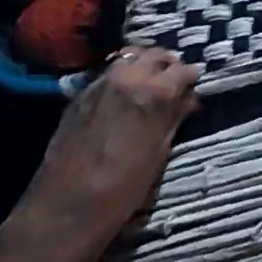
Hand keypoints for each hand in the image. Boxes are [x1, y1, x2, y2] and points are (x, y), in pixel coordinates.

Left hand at [8, 47, 199, 246]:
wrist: (67, 206)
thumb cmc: (123, 187)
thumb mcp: (160, 152)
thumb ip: (176, 117)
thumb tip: (190, 98)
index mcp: (155, 92)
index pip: (183, 70)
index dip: (191, 77)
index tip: (194, 86)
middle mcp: (129, 77)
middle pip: (156, 55)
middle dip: (169, 65)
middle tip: (174, 81)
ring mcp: (102, 82)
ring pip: (131, 57)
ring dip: (144, 64)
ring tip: (150, 81)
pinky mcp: (82, 92)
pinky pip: (109, 71)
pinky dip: (123, 74)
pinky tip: (124, 92)